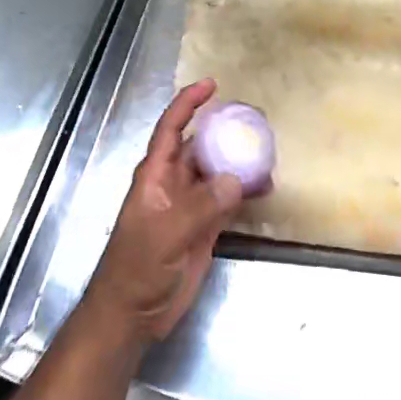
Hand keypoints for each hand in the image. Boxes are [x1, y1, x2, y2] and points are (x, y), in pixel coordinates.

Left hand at [81, 78, 243, 342]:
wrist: (133, 314)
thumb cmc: (137, 268)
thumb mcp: (165, 234)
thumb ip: (199, 206)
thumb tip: (234, 178)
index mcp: (155, 175)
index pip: (171, 128)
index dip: (188, 104)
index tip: (211, 85)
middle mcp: (173, 183)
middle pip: (199, 146)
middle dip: (222, 129)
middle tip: (253, 118)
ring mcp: (189, 206)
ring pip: (216, 172)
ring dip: (238, 160)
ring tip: (266, 148)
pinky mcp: (204, 229)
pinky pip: (227, 200)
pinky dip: (245, 191)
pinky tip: (266, 186)